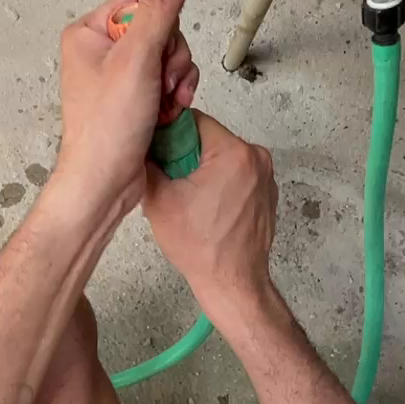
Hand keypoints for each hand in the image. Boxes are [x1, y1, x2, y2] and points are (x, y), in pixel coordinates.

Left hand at [51, 0, 199, 218]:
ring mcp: (118, 78)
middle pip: (162, 30)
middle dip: (172, 61)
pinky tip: (166, 116)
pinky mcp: (133, 100)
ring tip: (163, 106)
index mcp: (89, 33)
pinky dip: (174, 99)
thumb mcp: (137, 59)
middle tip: (159, 86)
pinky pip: (168, 83)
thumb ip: (161, 5)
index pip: (145, 1)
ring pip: (170, 58)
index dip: (164, 28)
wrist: (104, 185)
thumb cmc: (107, 130)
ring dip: (177, 82)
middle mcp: (100, 52)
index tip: (156, 56)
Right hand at [142, 112, 277, 319]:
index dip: (170, 136)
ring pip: (222, 158)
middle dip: (186, 156)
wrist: (232, 282)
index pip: (193, 121)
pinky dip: (219, 185)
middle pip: (209, 140)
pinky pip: (236, 176)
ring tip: (188, 200)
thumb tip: (138, 146)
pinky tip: (206, 209)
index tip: (159, 157)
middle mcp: (257, 158)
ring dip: (202, 171)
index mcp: (233, 152)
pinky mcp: (267, 194)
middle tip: (171, 184)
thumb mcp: (158, 201)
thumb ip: (147, 164)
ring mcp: (266, 177)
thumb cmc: (199, 246)